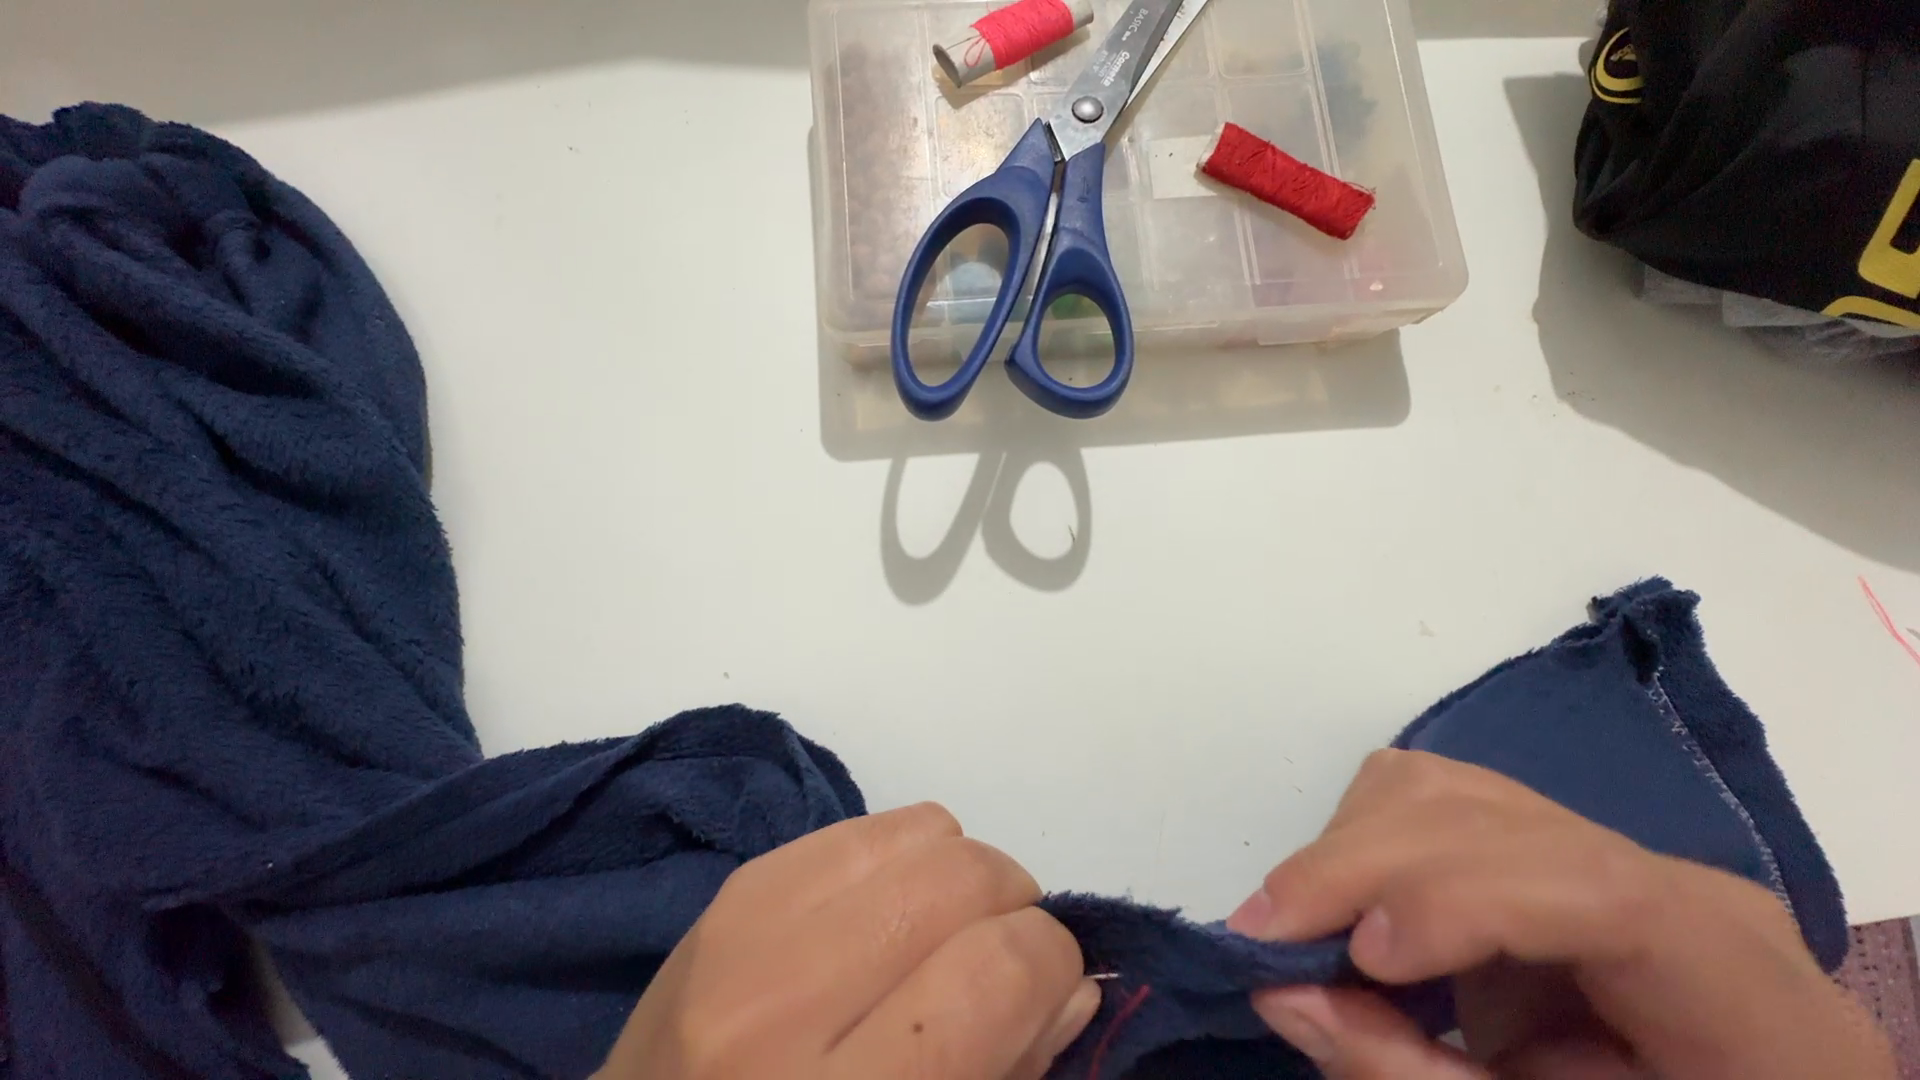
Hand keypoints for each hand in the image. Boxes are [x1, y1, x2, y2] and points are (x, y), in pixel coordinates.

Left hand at [594, 803, 1100, 1079]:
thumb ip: (1009, 1071)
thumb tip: (1070, 981)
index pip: (994, 973)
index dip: (1051, 966)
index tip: (1048, 986)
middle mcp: (783, 1007)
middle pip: (960, 878)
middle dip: (1014, 906)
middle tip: (999, 954)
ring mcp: (747, 930)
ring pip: (921, 831)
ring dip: (961, 872)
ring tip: (941, 930)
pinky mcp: (735, 886)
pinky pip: (866, 826)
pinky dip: (904, 856)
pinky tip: (885, 912)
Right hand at [1226, 750, 1893, 1078]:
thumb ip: (1409, 1079)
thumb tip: (1277, 990)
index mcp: (1733, 984)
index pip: (1596, 889)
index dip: (1460, 900)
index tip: (1361, 956)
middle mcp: (1665, 878)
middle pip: (1483, 819)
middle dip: (1353, 869)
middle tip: (1259, 938)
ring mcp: (1591, 841)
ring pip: (1434, 787)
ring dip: (1345, 848)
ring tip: (1302, 928)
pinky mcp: (1529, 832)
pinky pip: (1421, 792)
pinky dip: (1357, 835)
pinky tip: (1351, 904)